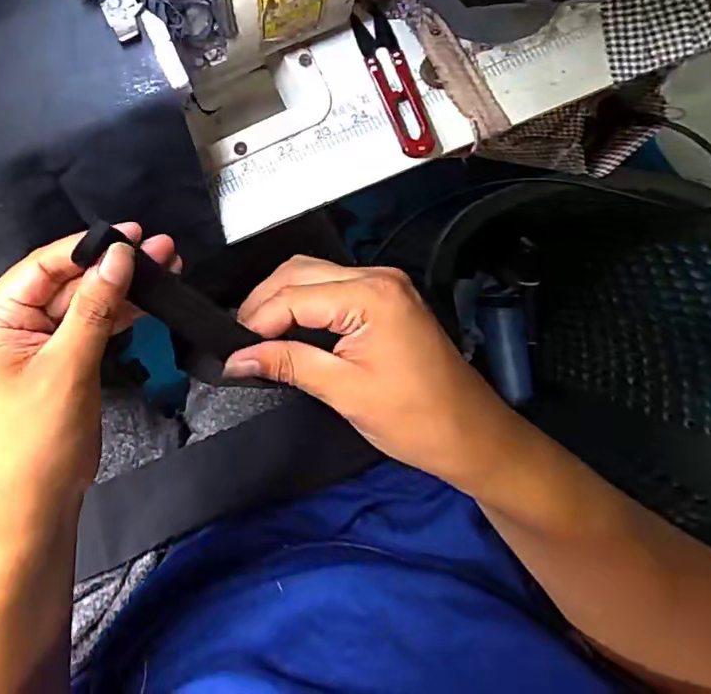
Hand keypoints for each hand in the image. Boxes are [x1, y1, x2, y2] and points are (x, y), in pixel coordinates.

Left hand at [0, 223, 176, 540]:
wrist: (29, 520)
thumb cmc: (35, 449)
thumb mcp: (67, 369)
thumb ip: (94, 306)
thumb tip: (118, 254)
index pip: (43, 265)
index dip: (90, 247)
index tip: (134, 232)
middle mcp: (3, 323)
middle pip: (65, 282)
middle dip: (113, 267)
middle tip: (160, 249)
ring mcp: (27, 343)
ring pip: (79, 303)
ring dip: (120, 289)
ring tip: (165, 266)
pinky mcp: (49, 361)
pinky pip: (82, 328)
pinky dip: (113, 316)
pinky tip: (145, 300)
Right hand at [222, 256, 515, 493]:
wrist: (477, 438)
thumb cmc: (419, 421)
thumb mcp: (345, 392)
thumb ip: (288, 364)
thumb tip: (238, 359)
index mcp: (371, 295)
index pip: (294, 295)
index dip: (257, 322)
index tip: (233, 352)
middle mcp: (377, 277)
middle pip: (299, 272)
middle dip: (263, 302)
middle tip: (240, 340)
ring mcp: (383, 284)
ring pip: (312, 273)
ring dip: (280, 299)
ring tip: (257, 334)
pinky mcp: (384, 297)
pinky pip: (330, 286)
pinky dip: (302, 302)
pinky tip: (287, 326)